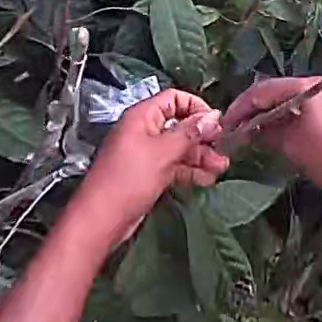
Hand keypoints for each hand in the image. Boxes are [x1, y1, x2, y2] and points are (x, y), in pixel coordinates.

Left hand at [67, 89, 228, 245]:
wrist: (99, 223)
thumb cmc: (129, 179)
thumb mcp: (163, 152)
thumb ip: (190, 133)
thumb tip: (214, 116)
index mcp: (143, 116)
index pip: (175, 99)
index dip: (196, 107)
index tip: (215, 123)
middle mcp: (144, 131)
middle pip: (179, 125)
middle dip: (202, 137)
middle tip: (223, 148)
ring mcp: (145, 154)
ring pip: (178, 148)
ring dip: (200, 157)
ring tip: (221, 168)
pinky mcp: (147, 175)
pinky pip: (173, 166)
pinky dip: (189, 171)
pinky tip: (207, 179)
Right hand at [223, 76, 321, 200]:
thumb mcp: (290, 145)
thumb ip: (264, 132)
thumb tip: (243, 130)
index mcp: (301, 85)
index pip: (261, 91)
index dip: (239, 108)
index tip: (223, 127)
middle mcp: (309, 84)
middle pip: (270, 92)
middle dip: (249, 110)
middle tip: (230, 131)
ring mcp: (317, 96)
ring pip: (280, 100)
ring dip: (262, 116)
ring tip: (243, 134)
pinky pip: (292, 108)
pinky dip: (276, 120)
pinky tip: (265, 134)